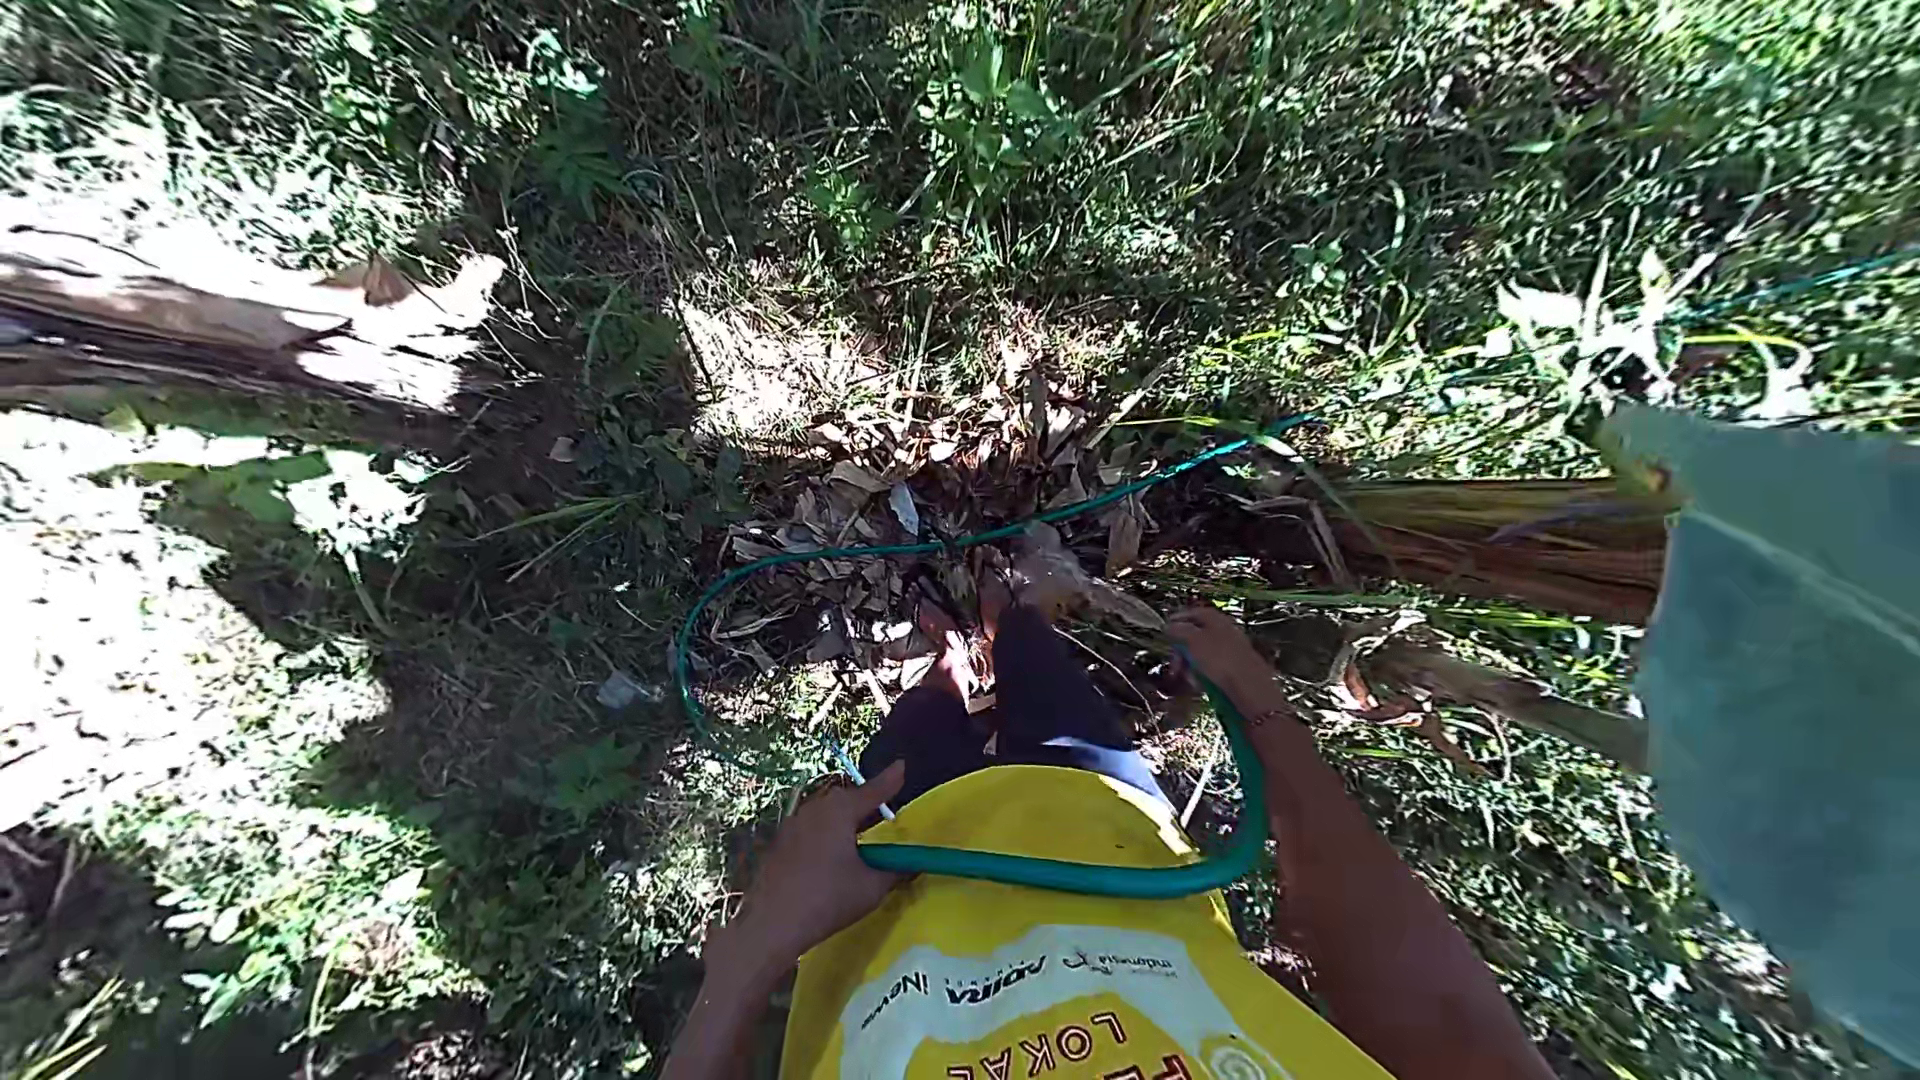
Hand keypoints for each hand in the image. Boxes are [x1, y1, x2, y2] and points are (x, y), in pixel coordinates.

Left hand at [711, 760, 907, 973]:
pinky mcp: (781, 841)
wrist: (770, 926)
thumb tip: (909, 865)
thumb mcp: (871, 888)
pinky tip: (830, 858)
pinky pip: (812, 828)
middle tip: (884, 818)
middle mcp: (817, 807)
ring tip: (859, 840)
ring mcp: (795, 822)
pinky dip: (827, 834)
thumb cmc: (827, 900)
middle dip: (867, 804)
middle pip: (848, 799)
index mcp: (841, 810)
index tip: (902, 765)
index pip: (874, 790)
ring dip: (845, 821)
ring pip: (828, 813)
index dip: (891, 779)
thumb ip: (894, 871)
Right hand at [1167, 603, 1273, 699]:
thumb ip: (1178, 630)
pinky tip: (1199, 683)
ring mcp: (1233, 649)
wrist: (1249, 688)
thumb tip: (1168, 626)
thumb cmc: (1218, 659)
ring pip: (1203, 652)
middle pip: (1197, 634)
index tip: (1165, 630)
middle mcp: (1226, 630)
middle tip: (1173, 661)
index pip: (1194, 612)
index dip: (1178, 619)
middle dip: (1181, 648)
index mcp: (1216, 619)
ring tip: (1186, 676)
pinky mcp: (1236, 667)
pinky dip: (1202, 672)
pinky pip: (1213, 666)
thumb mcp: (1192, 641)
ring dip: (1190, 663)